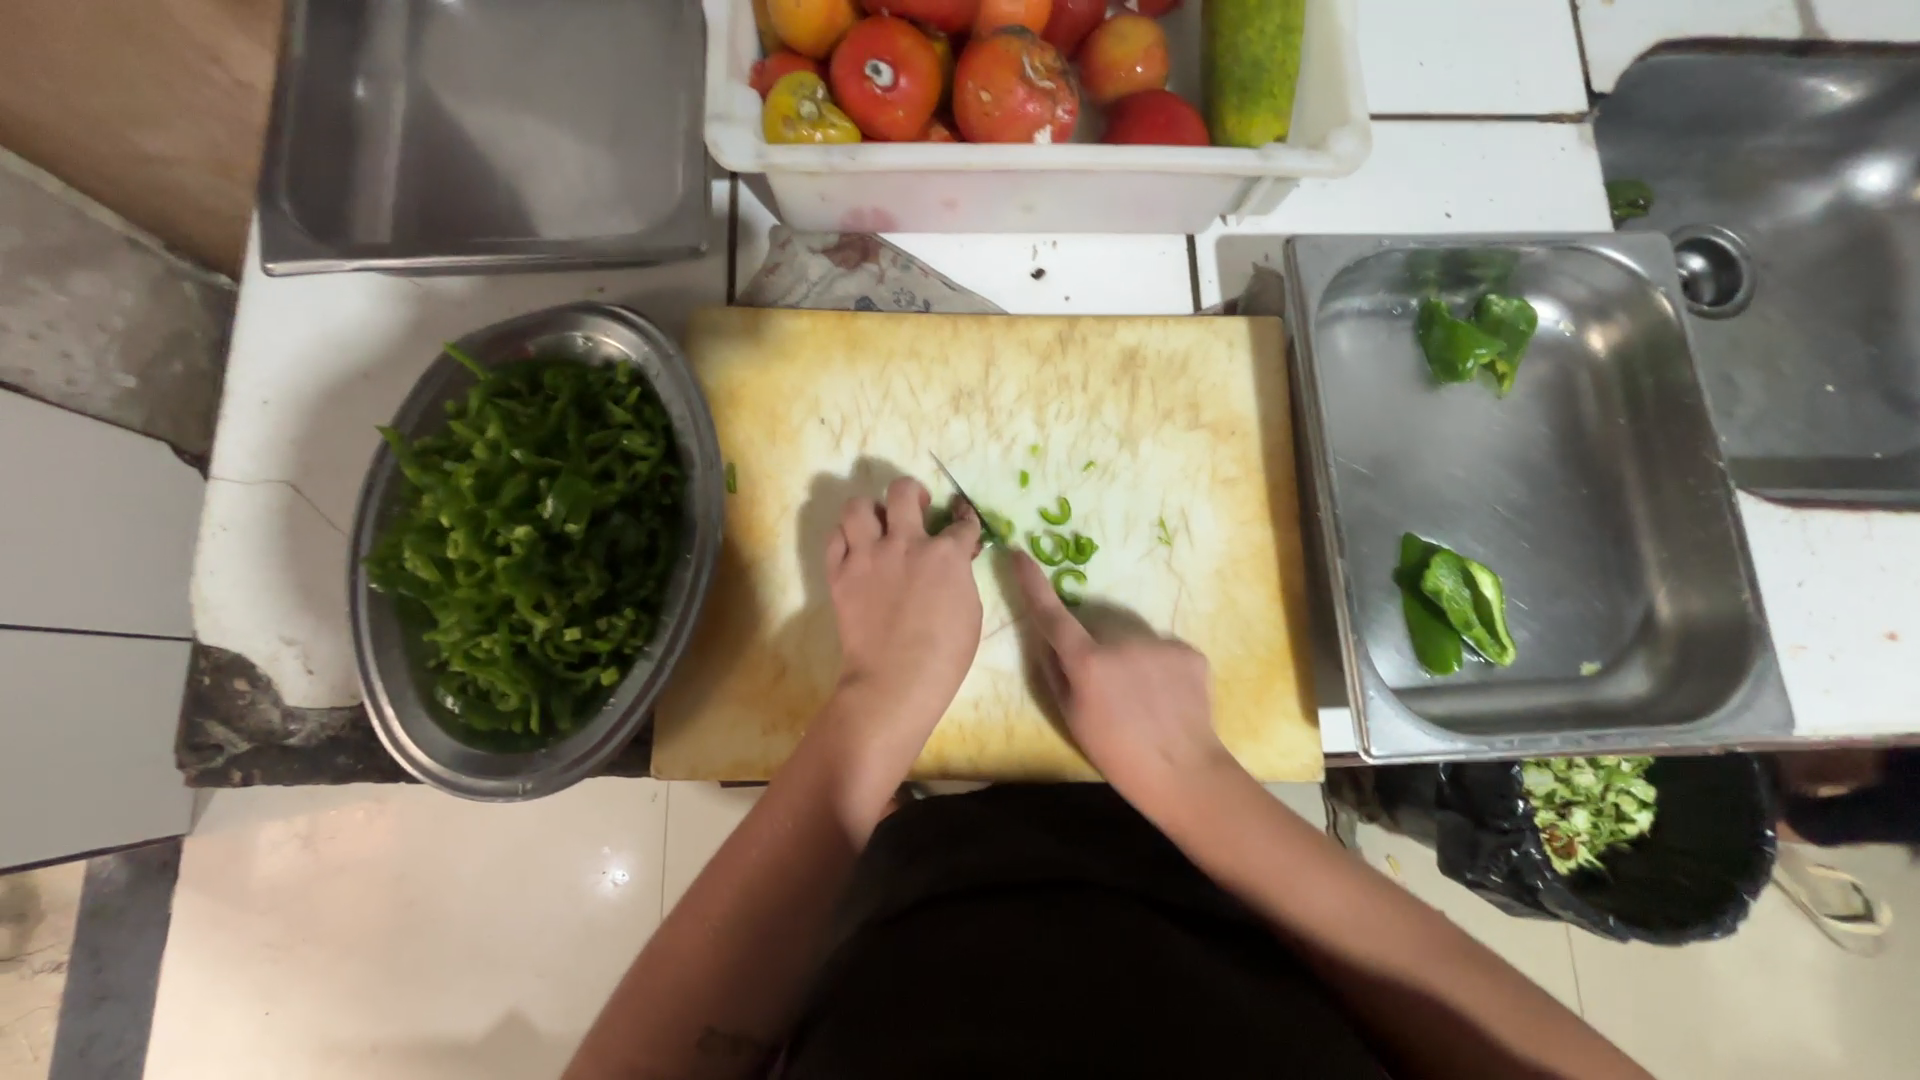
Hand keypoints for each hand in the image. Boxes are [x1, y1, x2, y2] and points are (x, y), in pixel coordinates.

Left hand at [821, 477, 983, 764]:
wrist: (896, 680)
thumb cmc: (945, 654)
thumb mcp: (971, 611)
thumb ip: (961, 577)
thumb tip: (956, 562)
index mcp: (945, 553)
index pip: (961, 522)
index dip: (964, 521)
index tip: (962, 523)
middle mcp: (904, 542)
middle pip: (903, 491)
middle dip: (912, 492)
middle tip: (915, 509)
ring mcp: (867, 555)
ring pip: (858, 506)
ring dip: (870, 510)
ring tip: (877, 525)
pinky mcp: (839, 574)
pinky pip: (834, 538)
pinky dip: (845, 539)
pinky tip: (854, 550)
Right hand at [1012, 551, 1235, 805]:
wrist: (1182, 772)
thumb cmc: (1115, 752)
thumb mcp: (1070, 715)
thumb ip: (1054, 669)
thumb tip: (1047, 636)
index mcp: (1087, 661)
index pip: (1052, 614)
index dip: (1032, 583)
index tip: (1018, 553)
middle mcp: (1121, 641)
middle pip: (1097, 628)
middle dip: (1095, 644)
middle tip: (1107, 687)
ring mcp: (1158, 642)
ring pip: (1132, 638)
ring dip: (1129, 656)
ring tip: (1141, 696)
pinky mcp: (1188, 651)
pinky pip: (1163, 650)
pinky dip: (1160, 667)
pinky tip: (1167, 697)